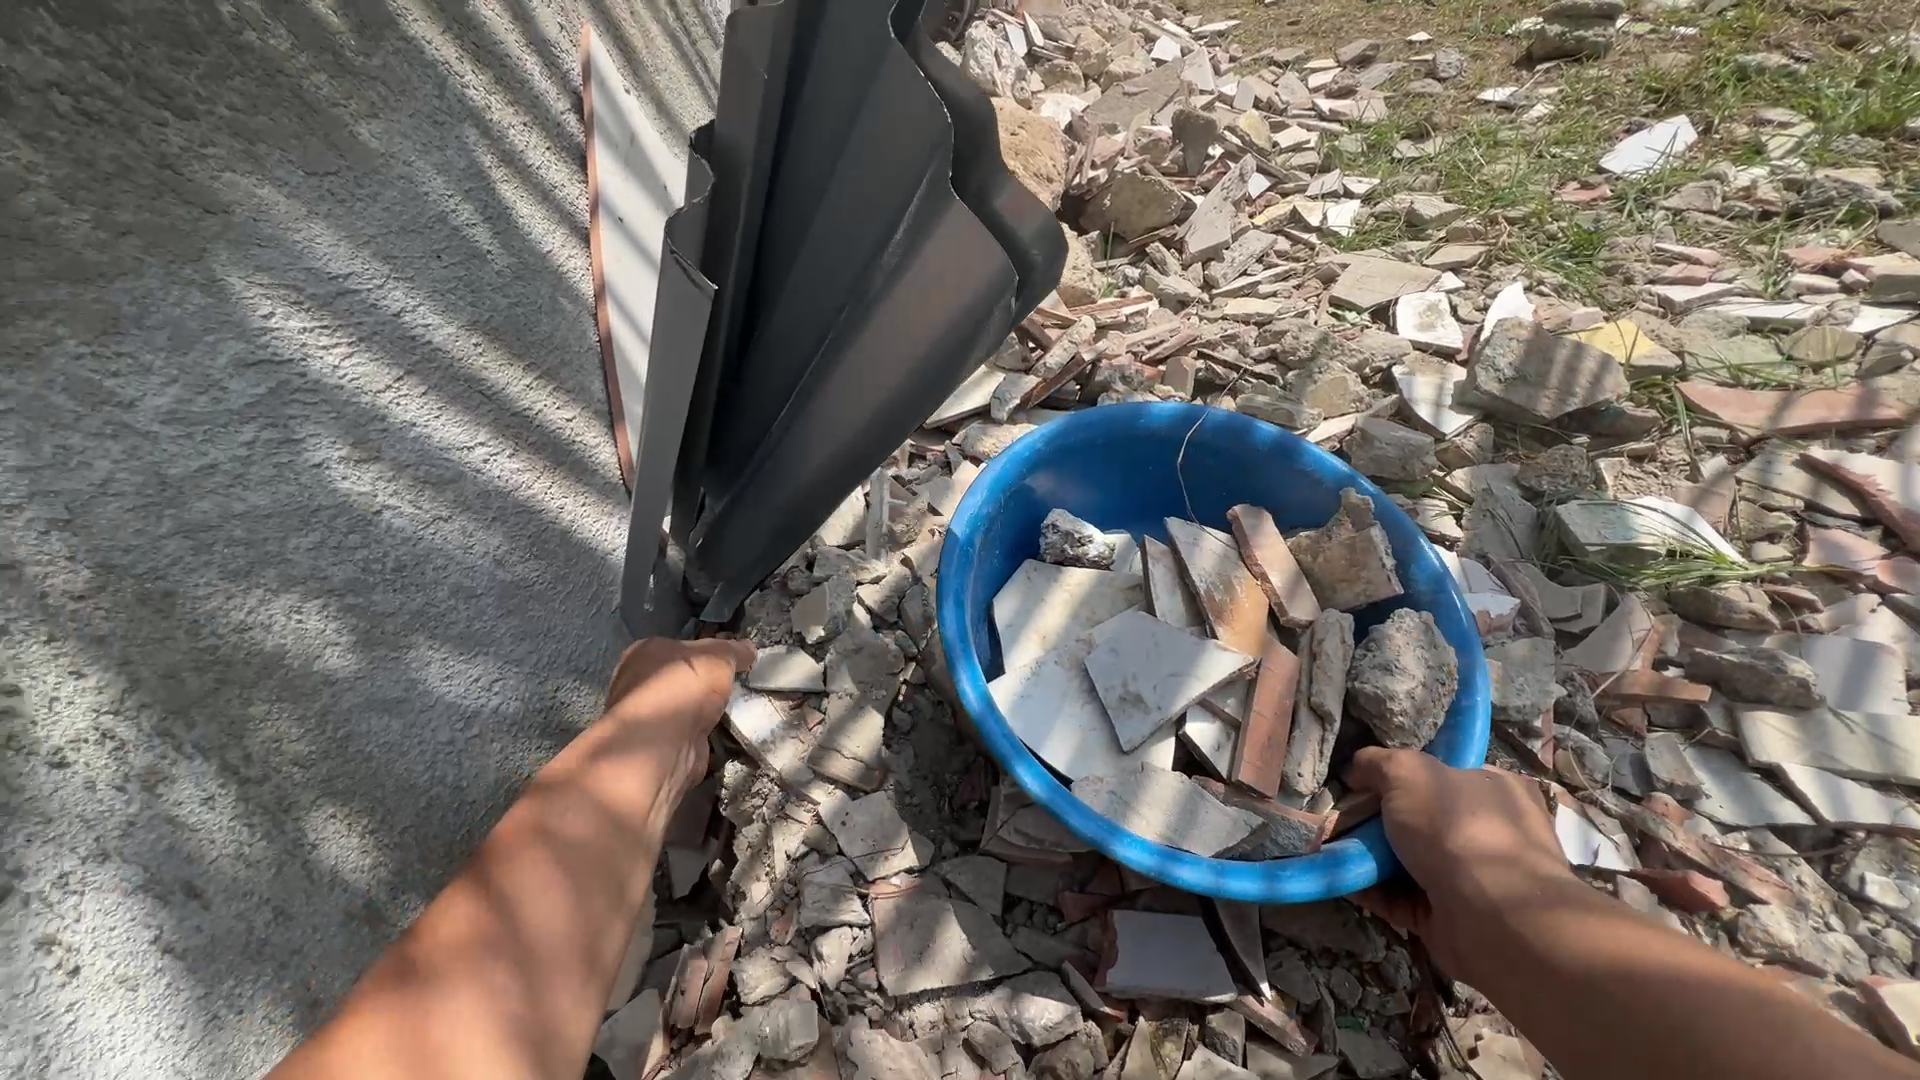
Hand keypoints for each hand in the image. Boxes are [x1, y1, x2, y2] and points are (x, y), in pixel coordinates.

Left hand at [588, 636, 755, 821]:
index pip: (684, 646)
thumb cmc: (683, 687)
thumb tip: (748, 649)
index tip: (737, 658)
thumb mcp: (717, 656)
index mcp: (647, 651)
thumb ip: (733, 651)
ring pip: (691, 706)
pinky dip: (710, 733)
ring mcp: (651, 716)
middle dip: (712, 682)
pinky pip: (694, 732)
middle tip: (742, 683)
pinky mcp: (663, 745)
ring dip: (712, 709)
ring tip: (743, 707)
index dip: (711, 651)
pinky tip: (731, 730)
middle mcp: (642, 682)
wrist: (663, 745)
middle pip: (687, 677)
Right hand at [1343, 747, 1575, 973]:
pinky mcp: (1449, 917)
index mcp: (1493, 789)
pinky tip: (1337, 877)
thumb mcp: (1407, 770)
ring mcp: (1471, 878)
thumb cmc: (1456, 827)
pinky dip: (1368, 888)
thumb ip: (1376, 762)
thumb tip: (1355, 771)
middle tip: (1338, 815)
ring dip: (1365, 854)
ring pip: (1404, 858)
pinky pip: (1398, 896)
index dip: (1400, 774)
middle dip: (1375, 818)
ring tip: (1326, 846)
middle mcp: (1488, 832)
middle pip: (1417, 817)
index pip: (1443, 773)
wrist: (1492, 918)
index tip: (1362, 779)